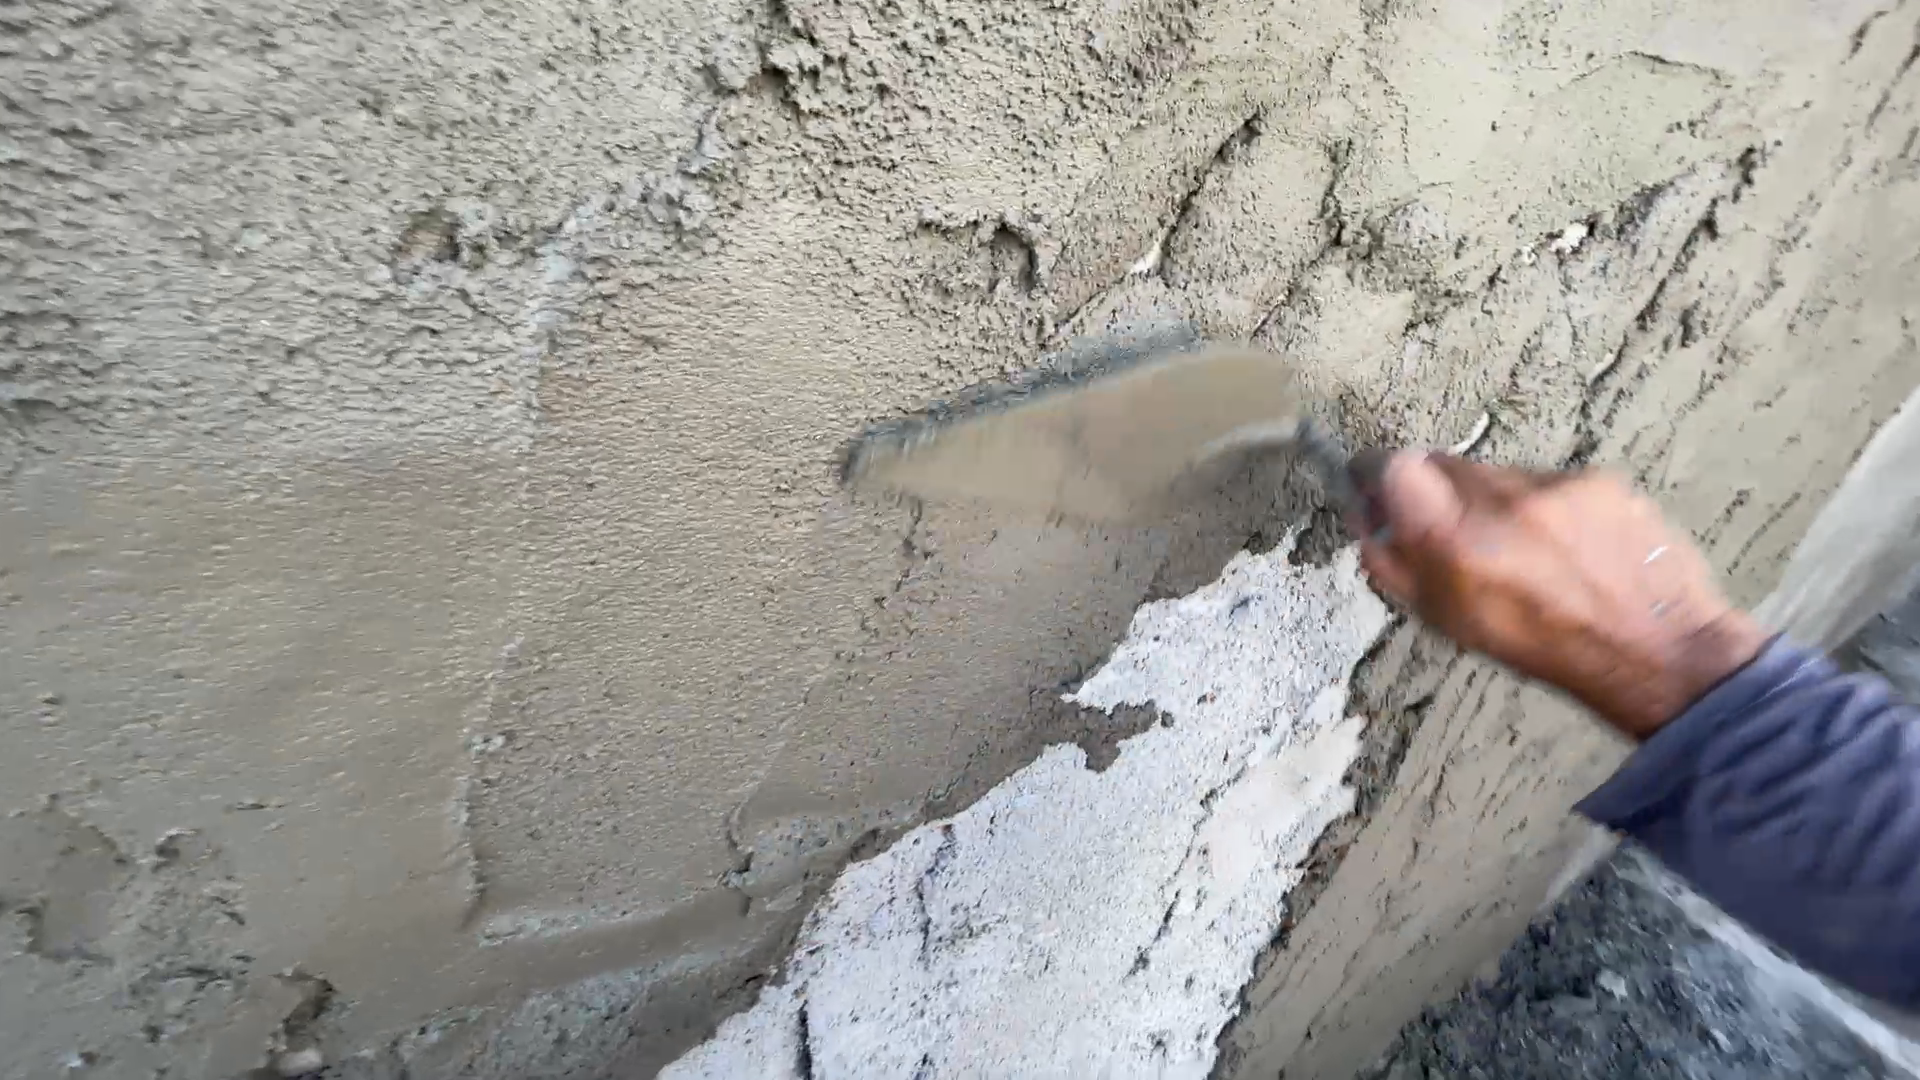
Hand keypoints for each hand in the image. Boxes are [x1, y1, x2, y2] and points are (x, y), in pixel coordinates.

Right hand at [1351, 451, 1768, 739]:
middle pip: (1439, 462)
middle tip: (1447, 522)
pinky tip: (1559, 541)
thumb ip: (1389, 562)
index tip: (1374, 482)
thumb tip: (1366, 520)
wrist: (1657, 650)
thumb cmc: (1532, 642)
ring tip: (1516, 543)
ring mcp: (1555, 486)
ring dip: (1486, 497)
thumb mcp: (1437, 616)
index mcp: (1453, 542)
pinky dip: (1537, 502)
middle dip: (1432, 488)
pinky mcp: (1599, 478)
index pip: (1396, 466)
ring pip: (1491, 470)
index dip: (1378, 470)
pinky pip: (1542, 477)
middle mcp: (1500, 501)